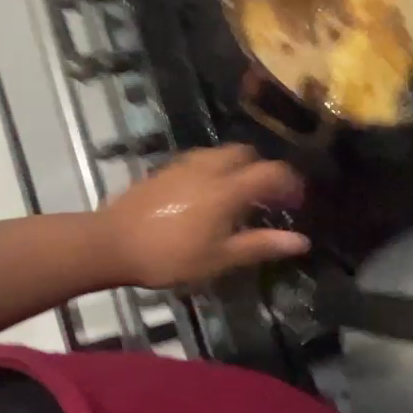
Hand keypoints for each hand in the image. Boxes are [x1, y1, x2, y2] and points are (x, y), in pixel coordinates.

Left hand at [97, 145, 309, 288]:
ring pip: (218, 154)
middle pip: (244, 153)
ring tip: (236, 196)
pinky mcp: (160, 171)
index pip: (271, 172)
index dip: (290, 183)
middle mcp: (207, 168)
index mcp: (227, 189)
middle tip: (266, 197)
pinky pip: (196, 161)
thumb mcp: (219, 258)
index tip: (296, 202)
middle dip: (261, 169)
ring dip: (235, 167)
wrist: (111, 243)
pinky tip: (204, 196)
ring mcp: (180, 166)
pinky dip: (211, 170)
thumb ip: (260, 245)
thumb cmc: (169, 256)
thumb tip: (300, 240)